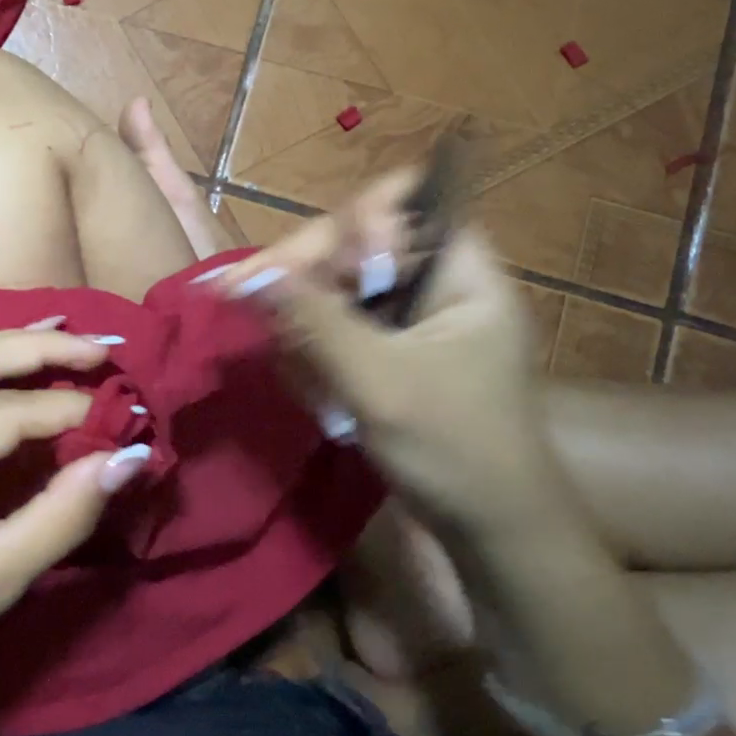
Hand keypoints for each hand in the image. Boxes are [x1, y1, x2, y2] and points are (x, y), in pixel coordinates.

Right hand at [213, 183, 571, 531]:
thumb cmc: (454, 451)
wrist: (492, 534)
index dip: (360, 220)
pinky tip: (310, 386)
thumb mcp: (379, 381)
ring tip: (290, 361)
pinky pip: (335, 321)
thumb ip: (313, 320)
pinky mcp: (390, 348)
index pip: (407, 201)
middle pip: (355, 240)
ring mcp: (411, 317)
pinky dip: (311, 346)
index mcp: (462, 275)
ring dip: (301, 316)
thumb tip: (247, 275)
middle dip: (304, 272)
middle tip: (242, 296)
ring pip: (334, 283)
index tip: (328, 266)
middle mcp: (436, 282)